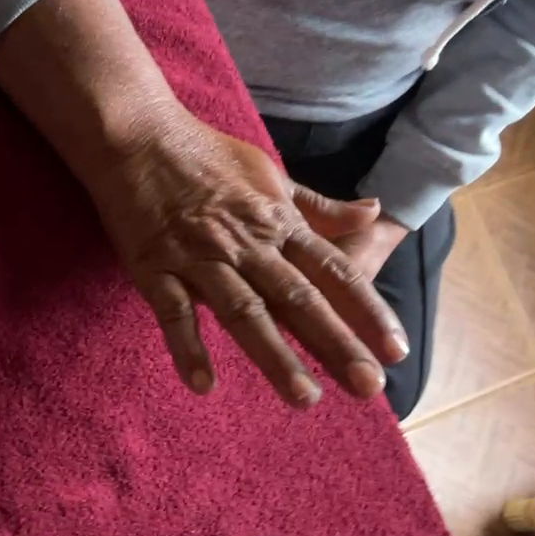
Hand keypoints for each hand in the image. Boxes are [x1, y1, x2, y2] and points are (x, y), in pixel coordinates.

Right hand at [88, 106, 409, 408]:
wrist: (138, 137)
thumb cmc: (205, 155)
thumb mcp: (271, 174)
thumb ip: (319, 206)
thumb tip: (373, 213)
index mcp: (277, 222)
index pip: (333, 272)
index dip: (366, 312)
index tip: (395, 349)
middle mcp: (247, 244)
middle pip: (298, 300)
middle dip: (335, 344)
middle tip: (369, 388)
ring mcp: (200, 258)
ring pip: (244, 312)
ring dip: (274, 356)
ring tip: (304, 398)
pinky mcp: (156, 268)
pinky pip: (174, 313)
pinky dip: (188, 347)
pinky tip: (203, 384)